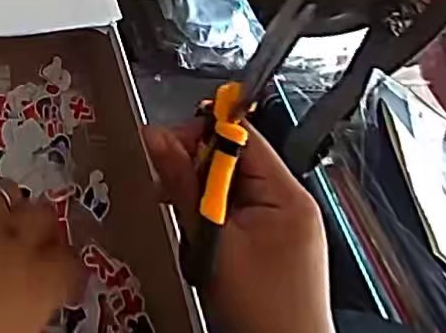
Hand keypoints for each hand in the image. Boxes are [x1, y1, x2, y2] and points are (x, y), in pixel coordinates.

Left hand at [0, 184, 78, 332]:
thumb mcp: (9, 330)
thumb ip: (27, 311)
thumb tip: (30, 310)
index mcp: (36, 280)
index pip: (71, 265)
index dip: (70, 273)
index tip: (66, 281)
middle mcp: (13, 237)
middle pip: (46, 216)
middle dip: (44, 230)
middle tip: (37, 250)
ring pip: (10, 192)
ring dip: (10, 209)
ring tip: (3, 229)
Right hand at [144, 122, 332, 332]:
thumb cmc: (259, 312)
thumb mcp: (212, 241)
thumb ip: (183, 183)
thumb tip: (154, 135)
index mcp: (287, 194)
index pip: (241, 135)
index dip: (201, 133)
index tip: (165, 145)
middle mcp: (291, 201)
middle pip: (234, 157)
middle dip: (196, 166)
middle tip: (165, 183)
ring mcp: (285, 223)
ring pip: (231, 183)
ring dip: (200, 191)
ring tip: (177, 209)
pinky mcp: (275, 241)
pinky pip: (237, 207)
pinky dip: (212, 211)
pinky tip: (195, 227)